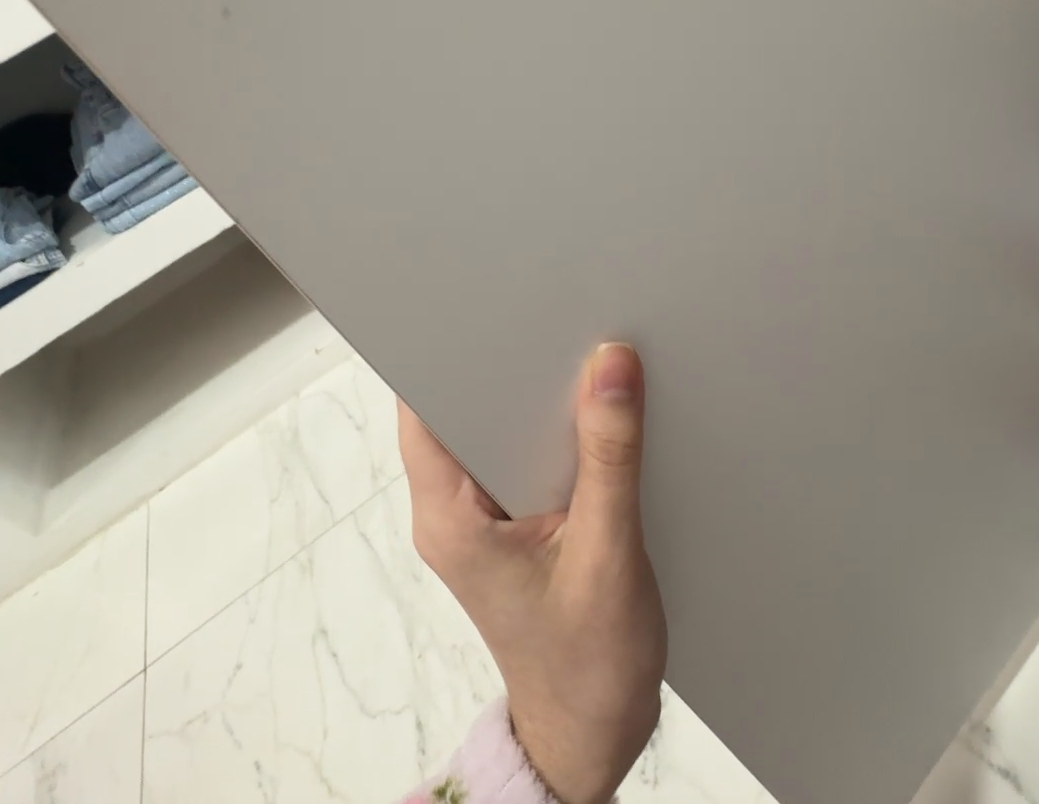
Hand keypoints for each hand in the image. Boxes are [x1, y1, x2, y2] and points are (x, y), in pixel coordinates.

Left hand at [399, 342, 664, 803]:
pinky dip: (558, 434)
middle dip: (509, 367)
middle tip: (559, 325)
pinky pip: (528, 458)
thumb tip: (611, 366)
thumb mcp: (606, 552)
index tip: (492, 307)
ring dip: (538, 402)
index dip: (453, 353)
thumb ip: (609, 455)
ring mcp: (485, 520)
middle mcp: (456, 512)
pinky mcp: (516, 525)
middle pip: (465, 411)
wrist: (592, 730)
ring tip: (584, 364)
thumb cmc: (588, 662)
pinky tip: (598, 417)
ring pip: (500, 432)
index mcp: (451, 518)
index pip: (427, 410)